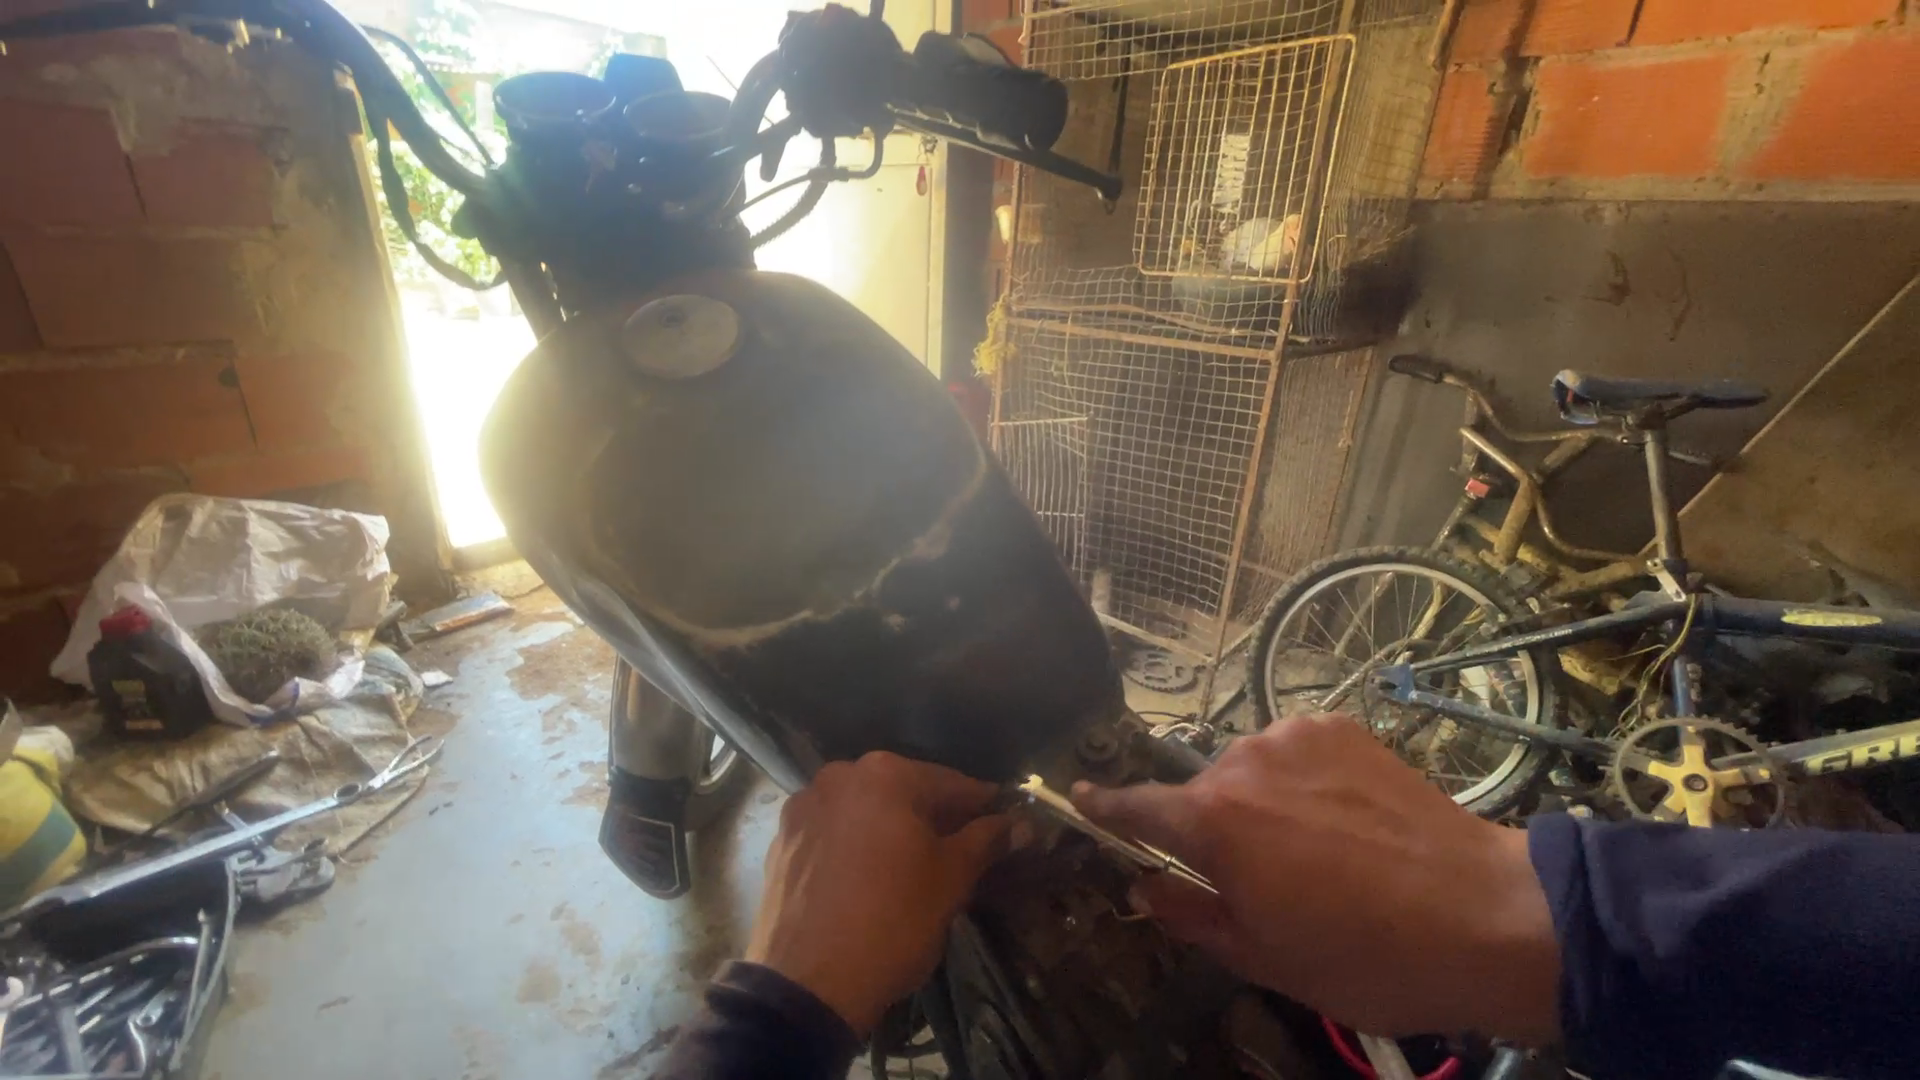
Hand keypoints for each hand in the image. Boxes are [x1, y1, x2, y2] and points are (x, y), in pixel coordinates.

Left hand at [747, 751, 1011, 1033]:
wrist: (807, 986)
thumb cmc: (892, 921)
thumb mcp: (952, 879)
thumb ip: (987, 840)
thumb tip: (1022, 823)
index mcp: (886, 773)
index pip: (951, 782)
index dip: (982, 806)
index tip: (1005, 824)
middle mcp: (841, 775)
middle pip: (904, 791)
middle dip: (934, 818)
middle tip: (962, 852)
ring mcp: (805, 806)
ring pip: (865, 810)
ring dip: (891, 830)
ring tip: (912, 868)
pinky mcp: (781, 841)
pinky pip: (833, 833)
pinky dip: (854, 846)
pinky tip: (867, 879)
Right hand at [1072, 715, 1560, 1042]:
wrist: (1489, 917)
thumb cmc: (1365, 954)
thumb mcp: (1264, 956)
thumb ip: (1189, 913)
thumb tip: (1143, 884)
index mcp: (1212, 821)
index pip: (1135, 805)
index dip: (1104, 804)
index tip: (1080, 794)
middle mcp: (1239, 762)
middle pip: (1201, 793)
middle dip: (1213, 827)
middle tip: (1261, 873)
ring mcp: (1290, 736)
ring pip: (1248, 769)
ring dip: (1260, 800)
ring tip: (1316, 846)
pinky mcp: (1335, 724)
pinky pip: (1293, 750)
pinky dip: (1301, 777)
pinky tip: (1346, 814)